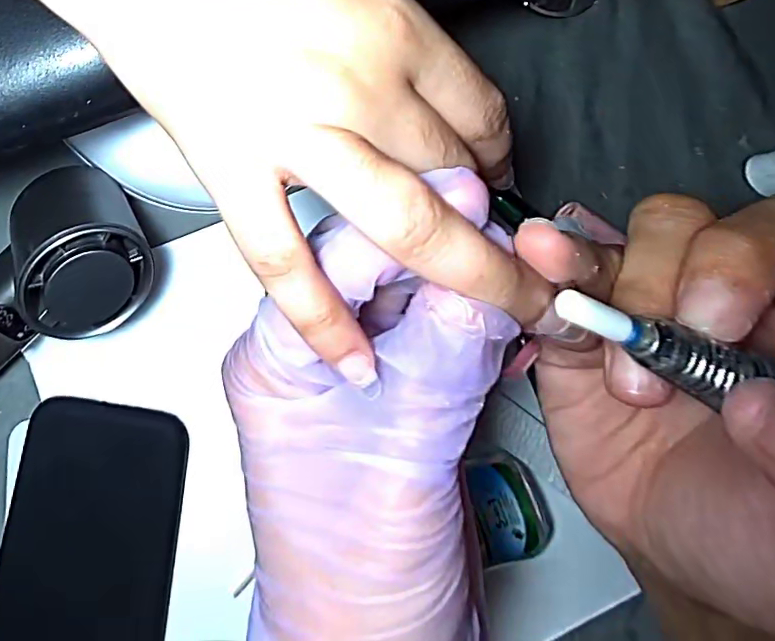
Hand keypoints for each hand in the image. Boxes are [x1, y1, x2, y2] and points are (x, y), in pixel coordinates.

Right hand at [14, 0, 547, 391]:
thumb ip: (381, 33)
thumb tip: (405, 83)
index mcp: (394, 26)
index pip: (480, 110)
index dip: (497, 152)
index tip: (492, 170)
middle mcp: (362, 86)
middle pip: (459, 173)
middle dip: (504, 227)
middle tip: (528, 262)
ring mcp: (299, 135)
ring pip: (410, 226)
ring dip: (467, 276)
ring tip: (500, 311)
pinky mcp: (231, 167)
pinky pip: (286, 263)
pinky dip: (324, 319)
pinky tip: (354, 355)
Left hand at [224, 167, 513, 640]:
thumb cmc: (350, 576)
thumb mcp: (401, 452)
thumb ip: (442, 358)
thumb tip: (481, 280)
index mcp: (273, 356)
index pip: (335, 263)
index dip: (402, 230)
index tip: (460, 198)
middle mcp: (308, 352)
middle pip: (367, 264)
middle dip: (431, 235)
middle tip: (484, 207)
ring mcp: (354, 369)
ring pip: (406, 291)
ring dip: (457, 270)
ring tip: (501, 245)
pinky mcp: (398, 389)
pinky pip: (434, 330)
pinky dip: (472, 313)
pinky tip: (499, 297)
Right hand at [514, 195, 774, 639]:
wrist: (721, 589)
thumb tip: (769, 407)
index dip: (748, 253)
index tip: (718, 321)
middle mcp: (720, 301)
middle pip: (682, 225)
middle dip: (655, 277)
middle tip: (650, 360)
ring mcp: (639, 315)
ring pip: (607, 244)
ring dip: (578, 263)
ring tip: (571, 311)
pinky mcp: (576, 345)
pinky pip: (546, 295)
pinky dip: (530, 287)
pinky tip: (523, 286)